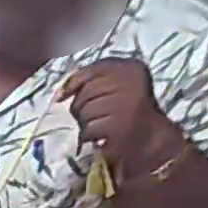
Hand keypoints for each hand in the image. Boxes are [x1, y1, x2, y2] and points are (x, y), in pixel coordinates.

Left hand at [61, 58, 187, 177]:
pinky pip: (88, 130)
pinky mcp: (119, 126)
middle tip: (93, 116)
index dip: (74, 82)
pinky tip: (99, 136)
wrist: (148, 138)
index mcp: (132, 68)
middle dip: (80, 108)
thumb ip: (90, 82)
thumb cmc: (126, 112)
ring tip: (100, 125)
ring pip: (85, 112)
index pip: (94, 69)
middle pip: (86, 93)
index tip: (62, 96)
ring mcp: (126, 104)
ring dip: (85, 123)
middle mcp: (132, 82)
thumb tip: (59, 93)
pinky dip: (88, 136)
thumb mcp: (115, 88)